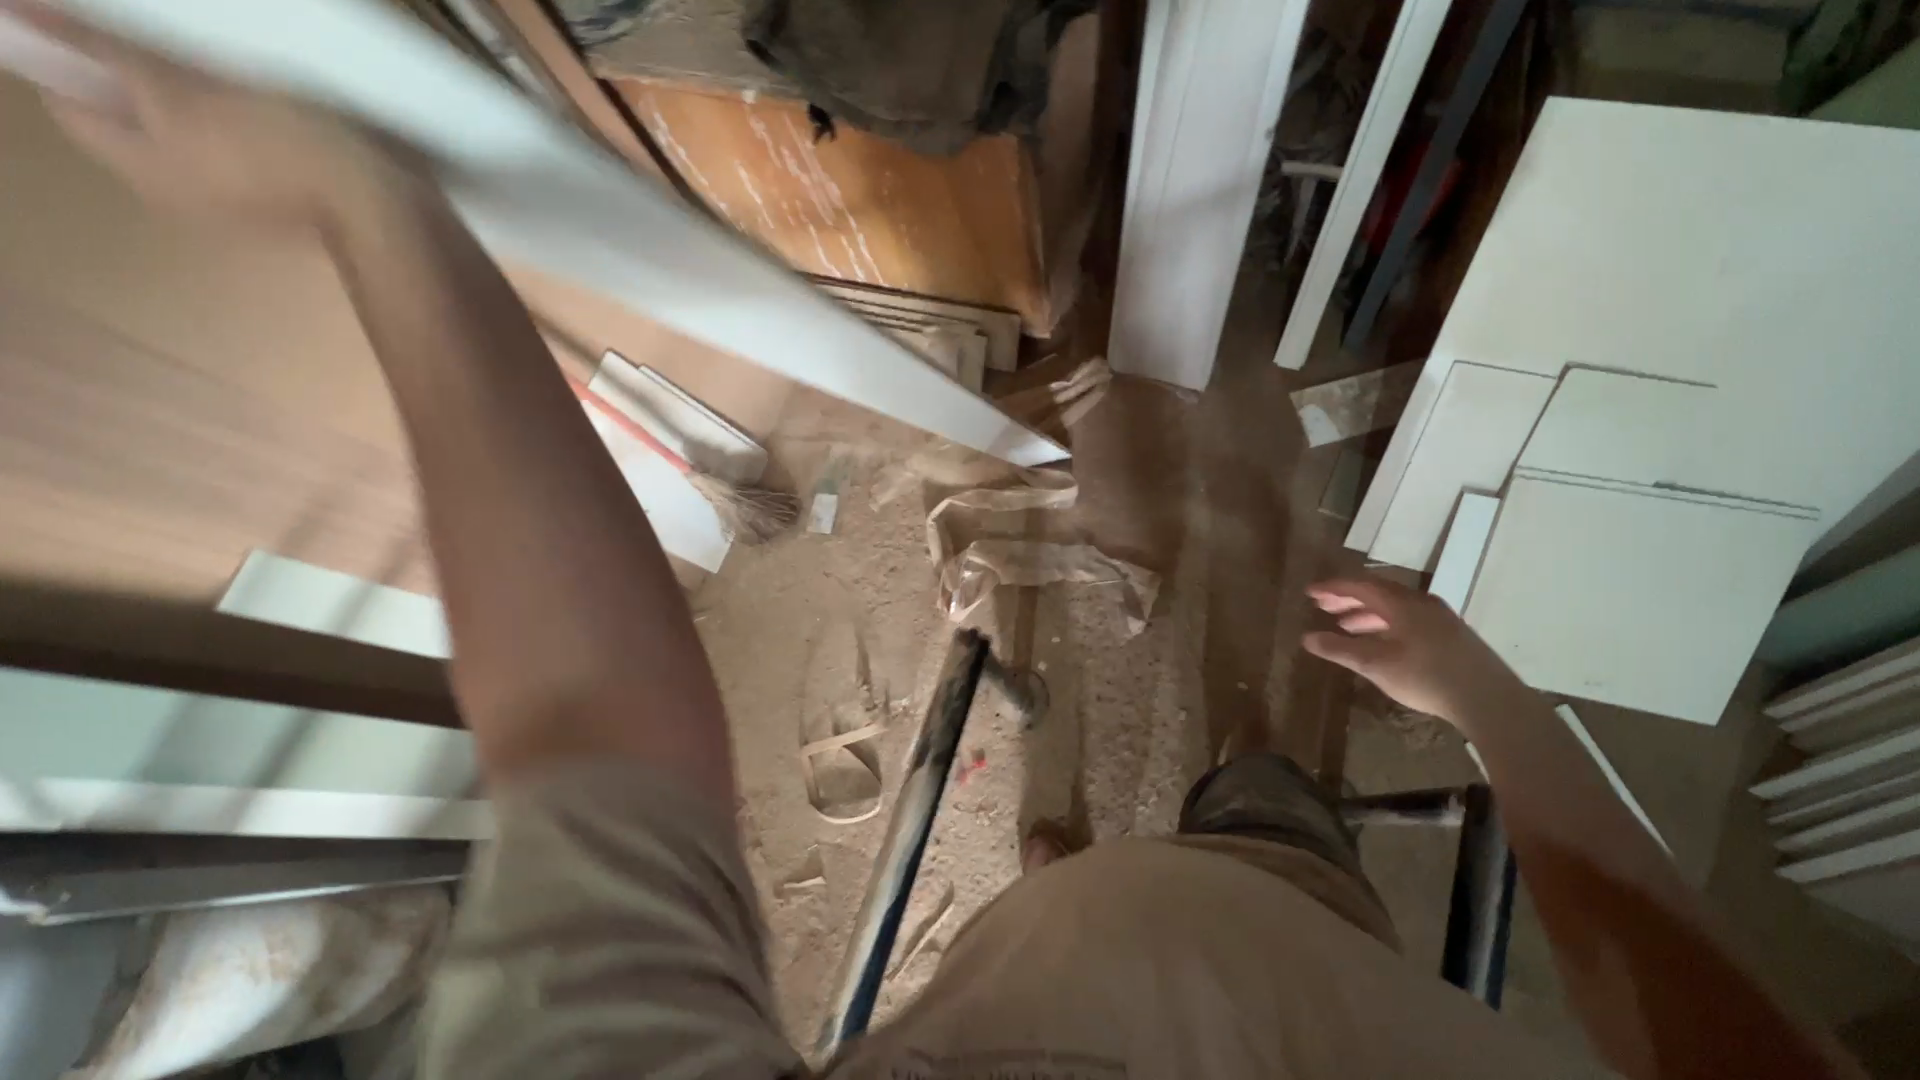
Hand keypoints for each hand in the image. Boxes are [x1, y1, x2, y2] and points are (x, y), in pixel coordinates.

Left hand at [7, 0, 409, 230]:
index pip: (70, 100)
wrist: (387, 208)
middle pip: (137, 118)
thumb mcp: (183, 92)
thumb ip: (106, 52)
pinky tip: (277, 105)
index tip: (103, 23)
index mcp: (145, 171)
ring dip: (206, 97)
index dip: (73, 52)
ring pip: (200, 133)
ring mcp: (244, 203)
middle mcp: (185, 194)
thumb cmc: (282, 148)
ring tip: (231, 67)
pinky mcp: (293, 200)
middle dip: (147, 76)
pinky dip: (253, 123)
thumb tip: (21, 6)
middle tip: (174, 40)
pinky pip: (252, 150)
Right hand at [1302, 576, 1527, 726]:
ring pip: (1395, 606)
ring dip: (1367, 613)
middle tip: (1324, 607)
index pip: (1359, 586)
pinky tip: (1381, 641)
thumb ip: (1340, 649)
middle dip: (1348, 599)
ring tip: (1346, 626)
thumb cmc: (1425, 676)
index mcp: (1401, 603)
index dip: (1332, 588)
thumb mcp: (1375, 664)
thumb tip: (1307, 637)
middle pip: (1378, 592)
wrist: (1487, 698)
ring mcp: (1439, 617)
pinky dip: (1387, 623)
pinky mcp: (1451, 634)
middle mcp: (1421, 602)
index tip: (1310, 592)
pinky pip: (1409, 618)